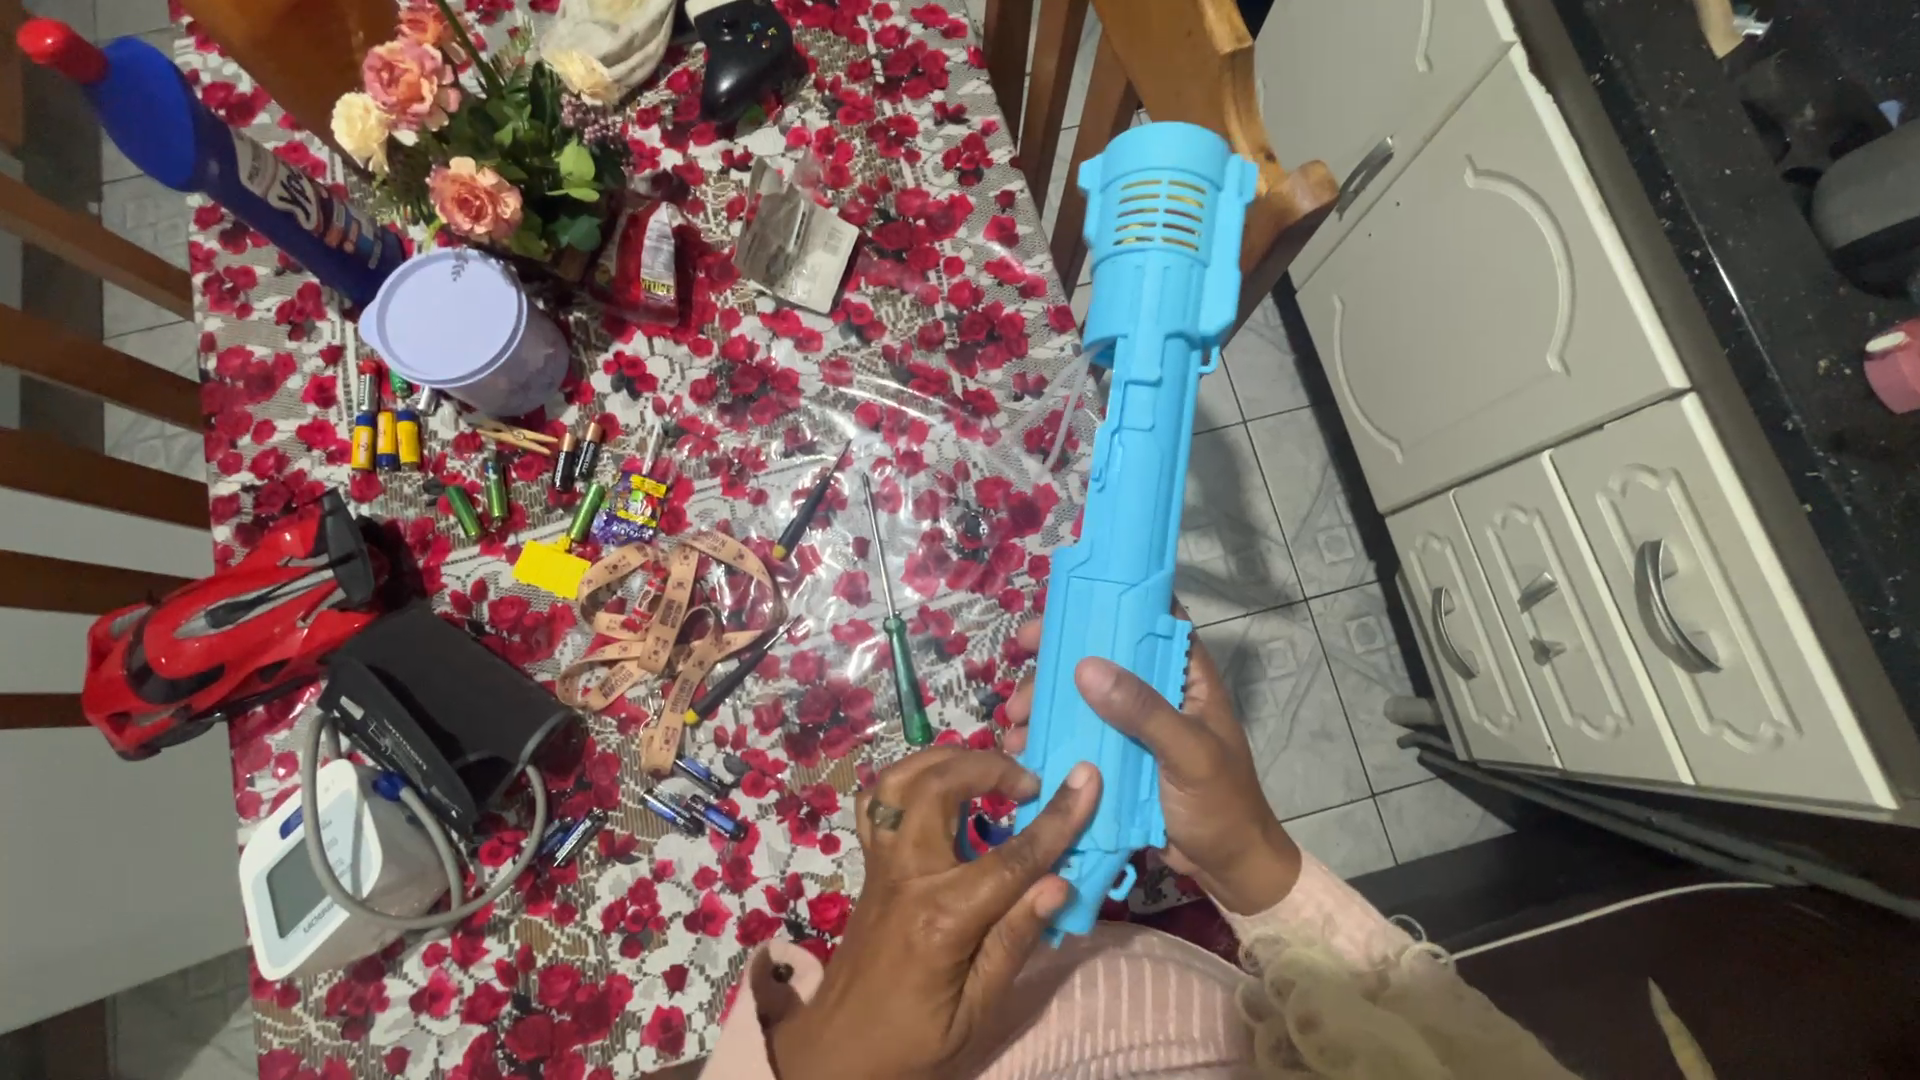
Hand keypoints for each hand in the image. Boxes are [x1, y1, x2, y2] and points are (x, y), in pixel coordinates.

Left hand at [769, 748, 1101, 1079]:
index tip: (1087, 778)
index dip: (1057, 818)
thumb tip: (1061, 883)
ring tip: (985, 770)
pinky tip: (937, 786)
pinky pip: (876, 801)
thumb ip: (1015, 941)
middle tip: (1028, 783)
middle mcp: (907, 874)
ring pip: (900, 780)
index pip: (1012, 858)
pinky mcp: (870, 862)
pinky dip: (907, 778)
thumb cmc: (915, 1040)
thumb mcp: (977, 1012)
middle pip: (941, 789)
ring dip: (946, 760)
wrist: (839, 1050)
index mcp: (942, 918)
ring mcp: (881, 863)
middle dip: (990, 768)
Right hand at [1004, 619, 1300, 914]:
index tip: (1064, 602)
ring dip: (1044, 699)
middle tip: (1021, 650)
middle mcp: (1154, 691)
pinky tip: (1022, 747)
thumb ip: (1143, 711)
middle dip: (1058, 653)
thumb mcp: (1188, 753)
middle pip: (1101, 653)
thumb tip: (1085, 666)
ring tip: (1018, 719)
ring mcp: (1130, 724)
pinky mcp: (1112, 756)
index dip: (1110, 601)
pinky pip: (1073, 735)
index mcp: (1185, 676)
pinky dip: (1046, 735)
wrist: (1226, 870)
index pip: (1151, 618)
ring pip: (1079, 695)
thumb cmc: (1221, 804)